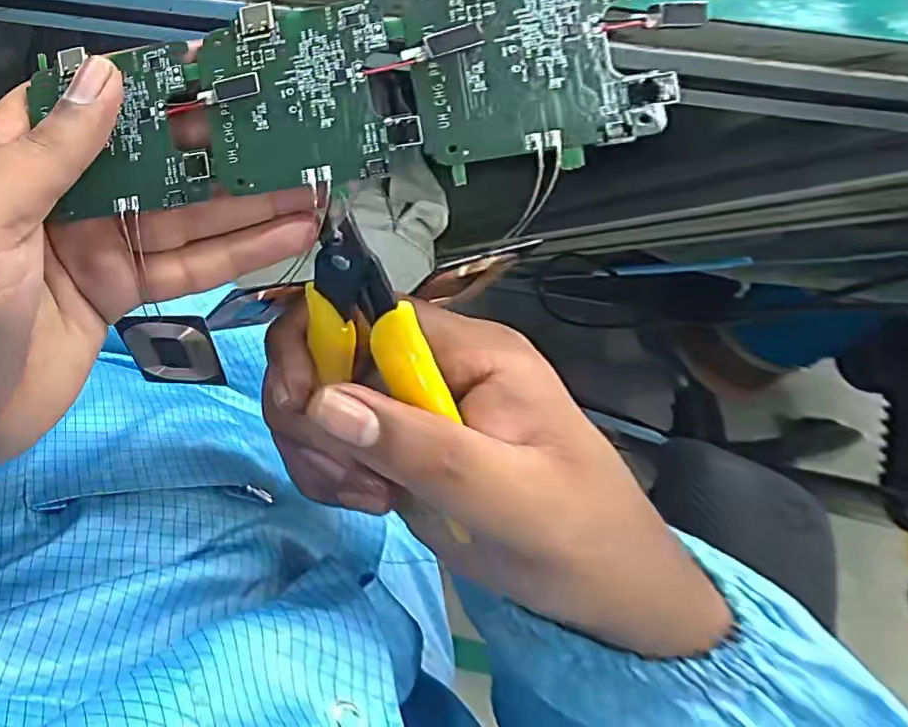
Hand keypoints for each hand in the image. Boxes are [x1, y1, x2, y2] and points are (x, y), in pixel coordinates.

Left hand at [0, 55, 319, 484]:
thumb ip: (46, 150)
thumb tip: (104, 74)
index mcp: (7, 158)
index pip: (78, 101)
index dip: (138, 81)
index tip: (205, 66)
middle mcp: (53, 193)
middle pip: (140, 153)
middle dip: (206, 139)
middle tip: (283, 119)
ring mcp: (89, 242)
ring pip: (174, 210)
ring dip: (239, 195)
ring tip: (308, 173)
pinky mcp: (114, 291)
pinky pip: (179, 262)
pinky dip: (232, 249)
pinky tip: (287, 231)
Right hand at [262, 298, 733, 657]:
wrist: (607, 600)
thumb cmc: (581, 542)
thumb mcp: (509, 499)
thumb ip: (418, 446)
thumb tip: (321, 402)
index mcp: (464, 347)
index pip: (357, 307)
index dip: (312, 343)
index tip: (300, 406)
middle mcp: (422, 358)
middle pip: (316, 347)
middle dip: (307, 410)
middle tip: (339, 470)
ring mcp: (399, 395)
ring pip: (308, 392)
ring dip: (313, 447)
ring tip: (364, 493)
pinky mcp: (382, 432)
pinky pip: (316, 431)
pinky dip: (320, 466)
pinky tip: (363, 498)